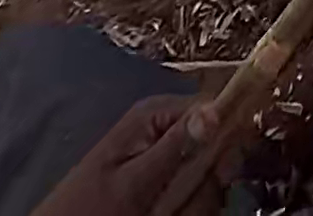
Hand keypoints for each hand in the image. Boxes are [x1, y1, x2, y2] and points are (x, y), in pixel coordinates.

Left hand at [31, 95, 218, 215]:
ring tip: (166, 214)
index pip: (214, 107)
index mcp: (157, 114)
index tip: (224, 171)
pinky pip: (190, 186)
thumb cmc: (87, 213)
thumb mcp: (131, 183)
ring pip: (205, 168)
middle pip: (213, 140)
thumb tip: (216, 109)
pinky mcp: (159, 178)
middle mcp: (164, 127)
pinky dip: (186, 206)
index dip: (225, 137)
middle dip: (205, 178)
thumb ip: (175, 145)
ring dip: (194, 199)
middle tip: (182, 205)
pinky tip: (168, 215)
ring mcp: (162, 153)